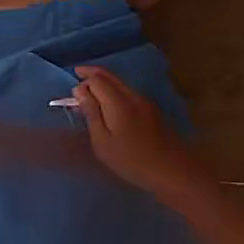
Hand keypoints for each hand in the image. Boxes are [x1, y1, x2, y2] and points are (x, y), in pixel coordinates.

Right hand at [73, 66, 205, 194]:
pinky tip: (109, 105)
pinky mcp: (152, 111)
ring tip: (90, 93)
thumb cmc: (131, 159)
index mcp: (118, 101)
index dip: (83, 80)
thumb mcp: (102, 141)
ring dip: (104, 83)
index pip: (97, 80)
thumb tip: (80, 89)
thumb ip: (91, 112)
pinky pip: (128, 93)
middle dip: (93, 73)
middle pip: (110, 76)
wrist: (172, 170)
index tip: (71, 89)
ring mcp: (145, 102)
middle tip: (78, 75)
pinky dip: (114, 92)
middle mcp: (132, 96)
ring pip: (120, 84)